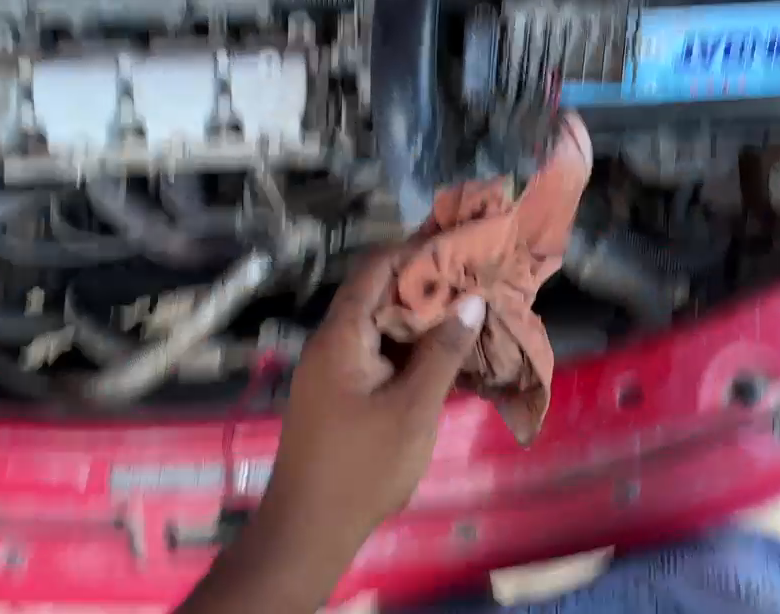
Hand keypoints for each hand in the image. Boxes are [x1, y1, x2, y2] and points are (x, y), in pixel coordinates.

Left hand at [225, 251, 484, 604]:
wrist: (306, 535)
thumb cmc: (362, 466)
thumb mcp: (414, 408)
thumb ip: (444, 350)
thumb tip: (473, 298)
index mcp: (342, 336)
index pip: (376, 267)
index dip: (417, 249)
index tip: (461, 244)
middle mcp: (332, 342)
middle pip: (378, 291)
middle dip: (426, 281)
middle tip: (474, 275)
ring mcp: (333, 367)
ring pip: (380, 321)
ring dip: (421, 313)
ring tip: (468, 306)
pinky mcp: (340, 390)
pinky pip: (378, 348)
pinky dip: (409, 341)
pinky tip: (443, 348)